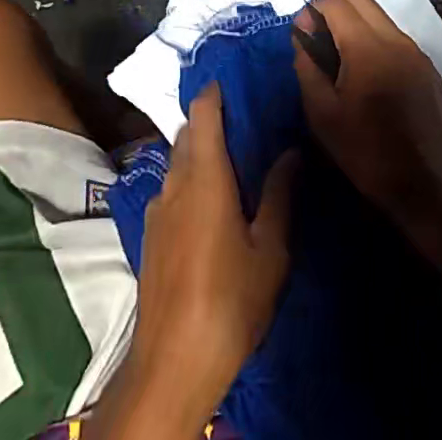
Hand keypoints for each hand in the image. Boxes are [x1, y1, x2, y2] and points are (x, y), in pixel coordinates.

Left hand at [93, 87, 295, 438]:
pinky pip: (171, 187)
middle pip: (188, 135)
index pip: (203, 115)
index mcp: (205, 178)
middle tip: (243, 118)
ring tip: (231, 156)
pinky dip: (189, 177)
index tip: (233, 80)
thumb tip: (291, 151)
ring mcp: (157, 209)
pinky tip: (209, 200)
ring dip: (198, 149)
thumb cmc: (230, 299)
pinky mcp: (150, 234)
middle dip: (210, 119)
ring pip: (177, 162)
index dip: (214, 92)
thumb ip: (279, 194)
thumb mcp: (270, 249)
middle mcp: (175, 184)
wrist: (173, 360)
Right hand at [292, 0, 441, 231]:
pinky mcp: (428, 67)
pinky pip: (394, 37)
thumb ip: (307, 66)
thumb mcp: (322, 114)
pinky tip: (365, 74)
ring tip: (338, 59)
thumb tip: (303, 32)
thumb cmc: (366, 155)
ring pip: (379, 16)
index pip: (337, 3)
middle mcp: (397, 40)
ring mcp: (418, 52)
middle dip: (333, 9)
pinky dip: (373, 39)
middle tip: (316, 40)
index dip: (313, 11)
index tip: (300, 34)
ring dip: (354, 23)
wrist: (427, 188)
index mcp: (369, 49)